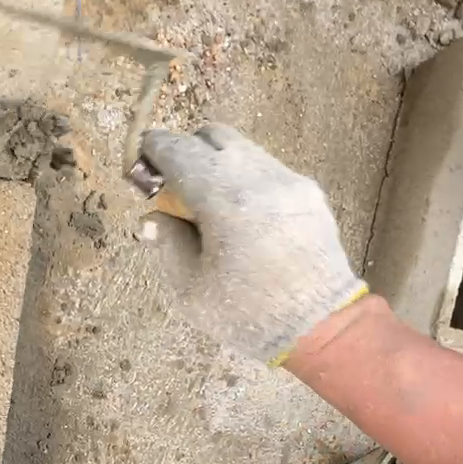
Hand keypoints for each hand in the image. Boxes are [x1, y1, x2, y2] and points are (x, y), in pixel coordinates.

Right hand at [138, 124, 365, 363]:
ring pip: (244, 151)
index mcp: (224, 199)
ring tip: (210, 208)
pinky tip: (243, 222)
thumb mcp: (190, 289)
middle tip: (175, 187)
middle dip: (187, 151)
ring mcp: (289, 181)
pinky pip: (268, 172)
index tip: (142, 160)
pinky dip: (245, 183)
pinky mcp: (309, 193)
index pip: (179, 150)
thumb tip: (152, 217)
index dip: (154, 149)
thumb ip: (167, 243)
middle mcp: (259, 177)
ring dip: (218, 167)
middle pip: (213, 136)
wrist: (320, 327)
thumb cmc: (246, 315)